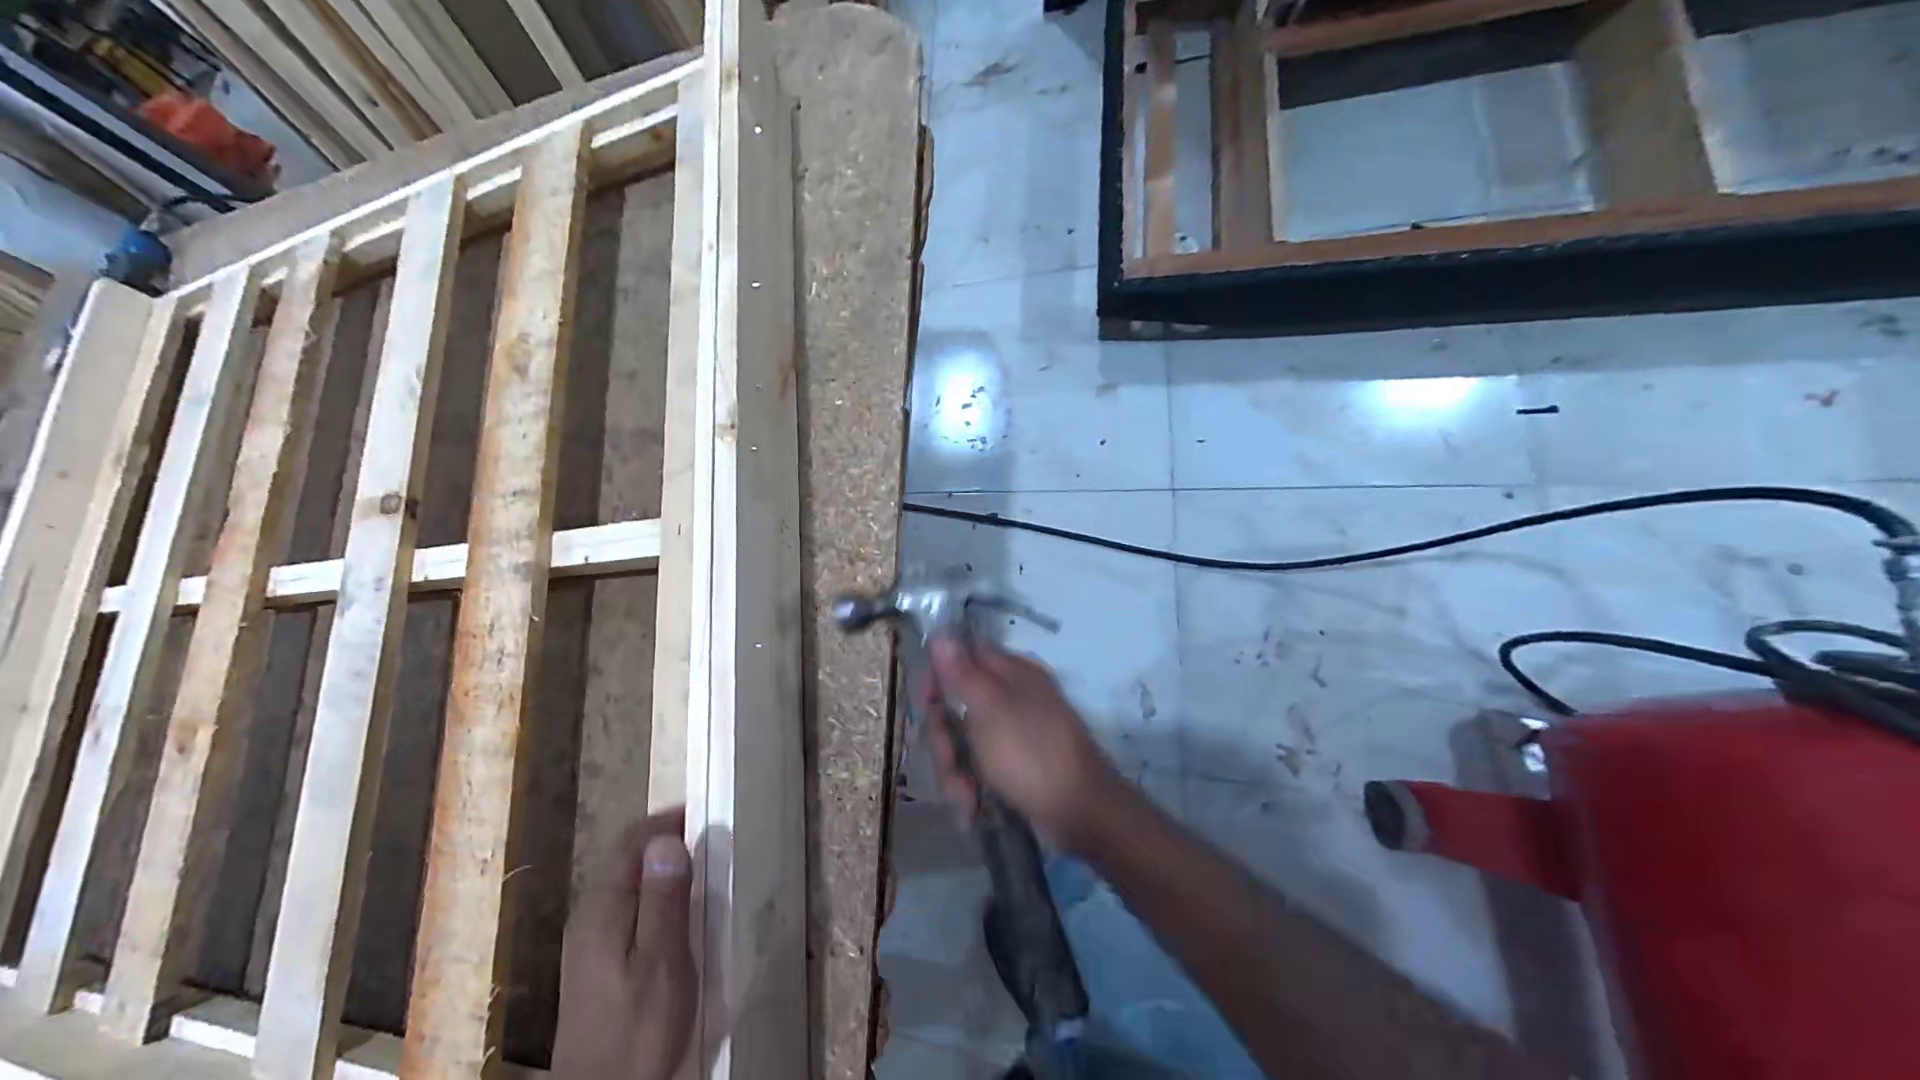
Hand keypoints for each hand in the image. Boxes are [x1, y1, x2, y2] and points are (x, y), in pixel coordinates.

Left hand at [553, 809, 697, 1079]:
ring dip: (661, 868)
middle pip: (627, 860)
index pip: (632, 843)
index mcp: (603, 909)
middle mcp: (590, 917)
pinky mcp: (597, 963)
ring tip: (699, 869)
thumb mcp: (662, 960)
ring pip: (627, 883)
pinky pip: (627, 907)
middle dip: (665, 841)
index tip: (704, 814)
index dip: (666, 822)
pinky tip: (676, 912)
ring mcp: (589, 941)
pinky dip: (654, 894)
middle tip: (708, 839)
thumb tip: (667, 840)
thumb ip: (663, 899)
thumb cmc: (639, 1027)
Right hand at [927, 639, 1124, 852]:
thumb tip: (942, 633)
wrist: (1080, 813)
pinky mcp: (1014, 765)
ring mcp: (1013, 733)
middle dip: (945, 738)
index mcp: (1012, 673)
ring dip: (955, 770)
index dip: (939, 675)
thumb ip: (962, 672)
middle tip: (950, 759)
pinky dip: (972, 786)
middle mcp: (1012, 698)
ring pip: (963, 741)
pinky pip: (978, 766)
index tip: (928, 700)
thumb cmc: (1032, 753)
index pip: (964, 656)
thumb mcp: (990, 708)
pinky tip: (974, 805)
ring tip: (966, 795)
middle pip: (956, 704)